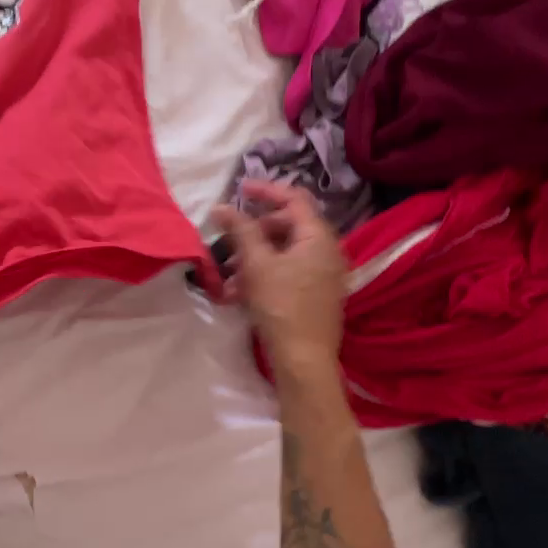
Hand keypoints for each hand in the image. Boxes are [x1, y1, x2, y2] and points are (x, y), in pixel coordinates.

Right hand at [212, 181, 346, 378]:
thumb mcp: (257, 264)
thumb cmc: (282, 304)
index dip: (266, 191)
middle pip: (287, 226)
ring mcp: (323, 274)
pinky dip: (262, 274)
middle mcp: (327, 251)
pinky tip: (238, 294)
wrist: (304, 358)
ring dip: (252, 257)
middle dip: (253, 231)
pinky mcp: (314, 293)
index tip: (238, 190)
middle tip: (228, 242)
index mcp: (318, 237)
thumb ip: (240, 230)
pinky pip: (286, 272)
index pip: (294, 199)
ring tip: (227, 276)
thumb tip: (221, 207)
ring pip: (283, 252)